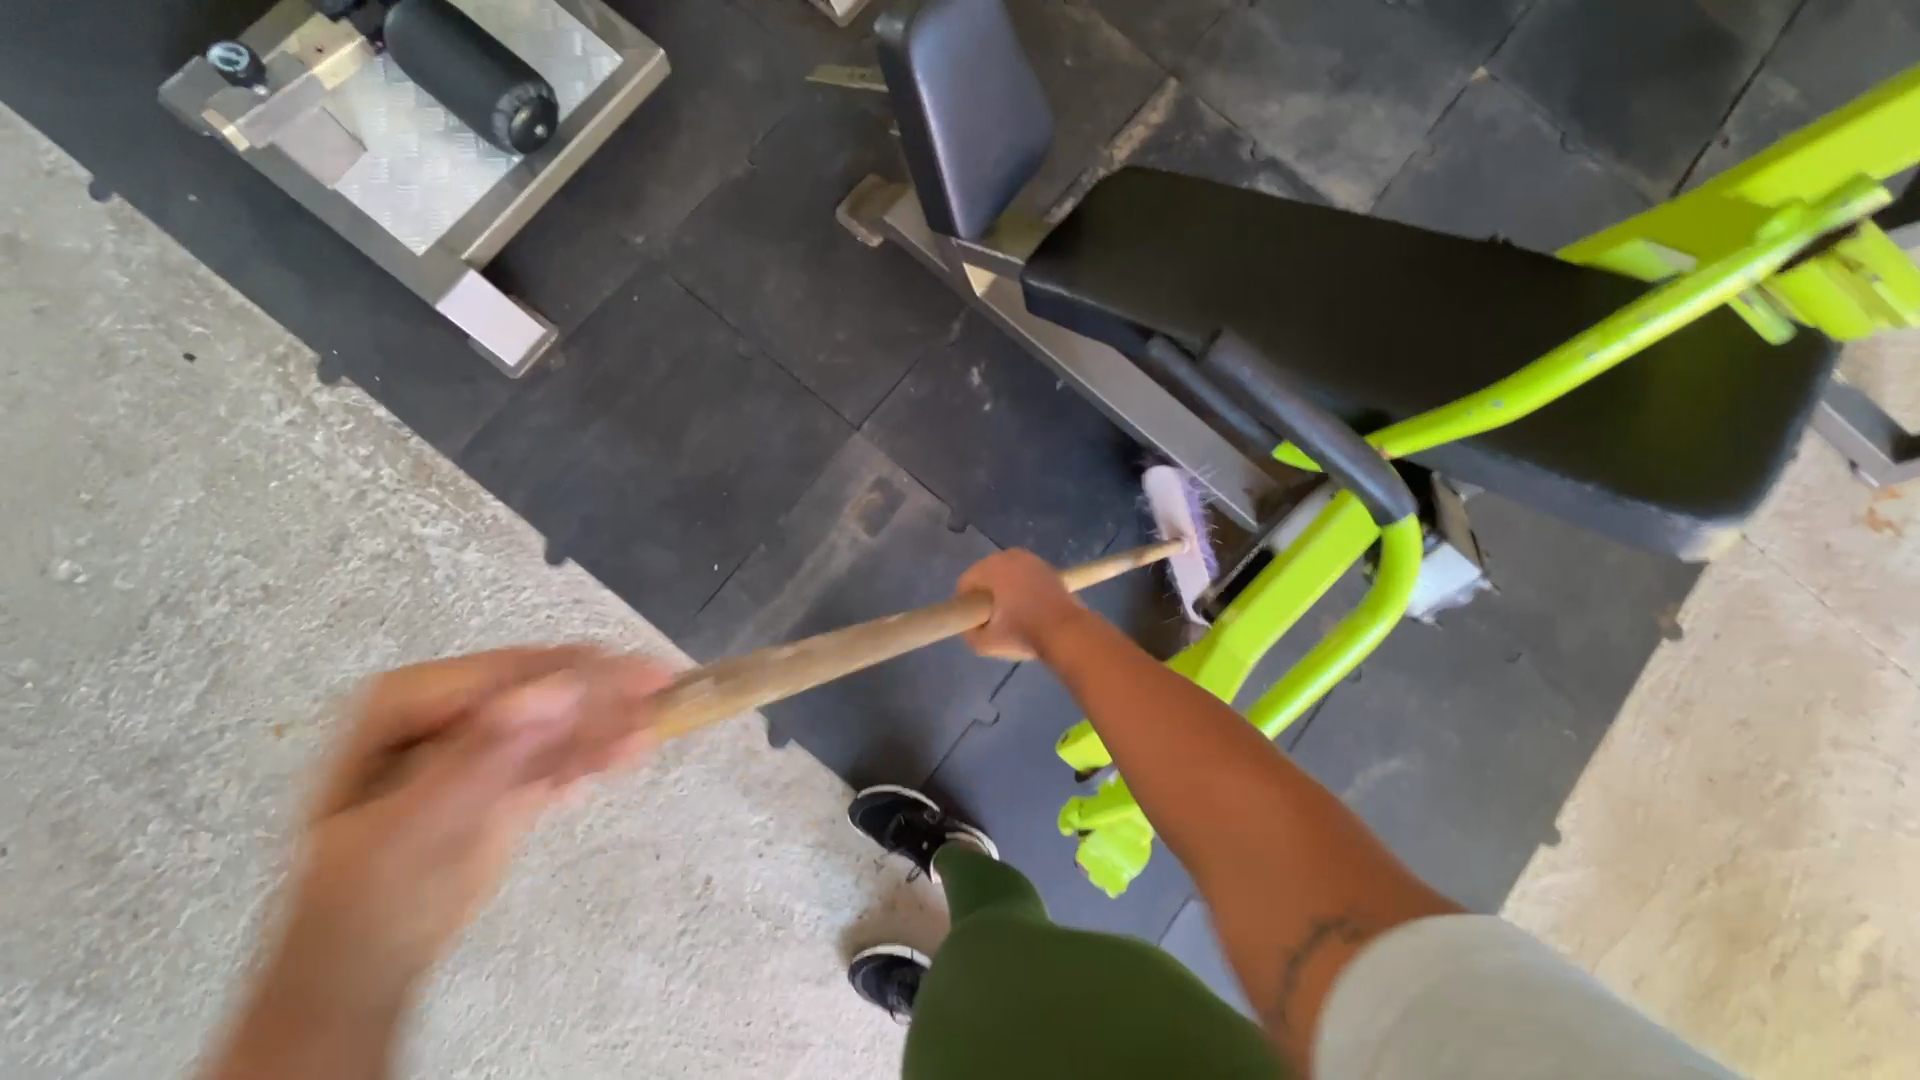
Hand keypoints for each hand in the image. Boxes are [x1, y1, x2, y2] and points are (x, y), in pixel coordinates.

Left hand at [207, 648, 670, 1079]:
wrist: (372, 961)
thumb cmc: (374, 896)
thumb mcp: (419, 826)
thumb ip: (484, 756)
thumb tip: (557, 692)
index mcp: (404, 705)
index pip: (501, 676)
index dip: (569, 672)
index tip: (631, 676)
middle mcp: (444, 712)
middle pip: (536, 690)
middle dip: (597, 695)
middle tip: (661, 693)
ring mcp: (479, 742)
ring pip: (555, 721)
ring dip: (604, 725)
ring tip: (650, 733)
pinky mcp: (507, 772)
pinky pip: (557, 754)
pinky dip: (592, 755)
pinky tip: (625, 756)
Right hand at [956, 550, 1086, 660]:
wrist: (1066, 632)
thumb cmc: (1022, 633)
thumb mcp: (984, 643)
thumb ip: (968, 632)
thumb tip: (971, 626)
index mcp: (990, 567)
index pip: (966, 583)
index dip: (965, 604)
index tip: (973, 621)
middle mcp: (1009, 555)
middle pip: (986, 575)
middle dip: (985, 594)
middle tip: (991, 619)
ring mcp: (1032, 559)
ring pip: (1006, 574)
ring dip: (1004, 590)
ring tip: (1011, 614)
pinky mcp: (1048, 567)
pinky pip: (1025, 577)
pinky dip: (1023, 588)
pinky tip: (1029, 607)